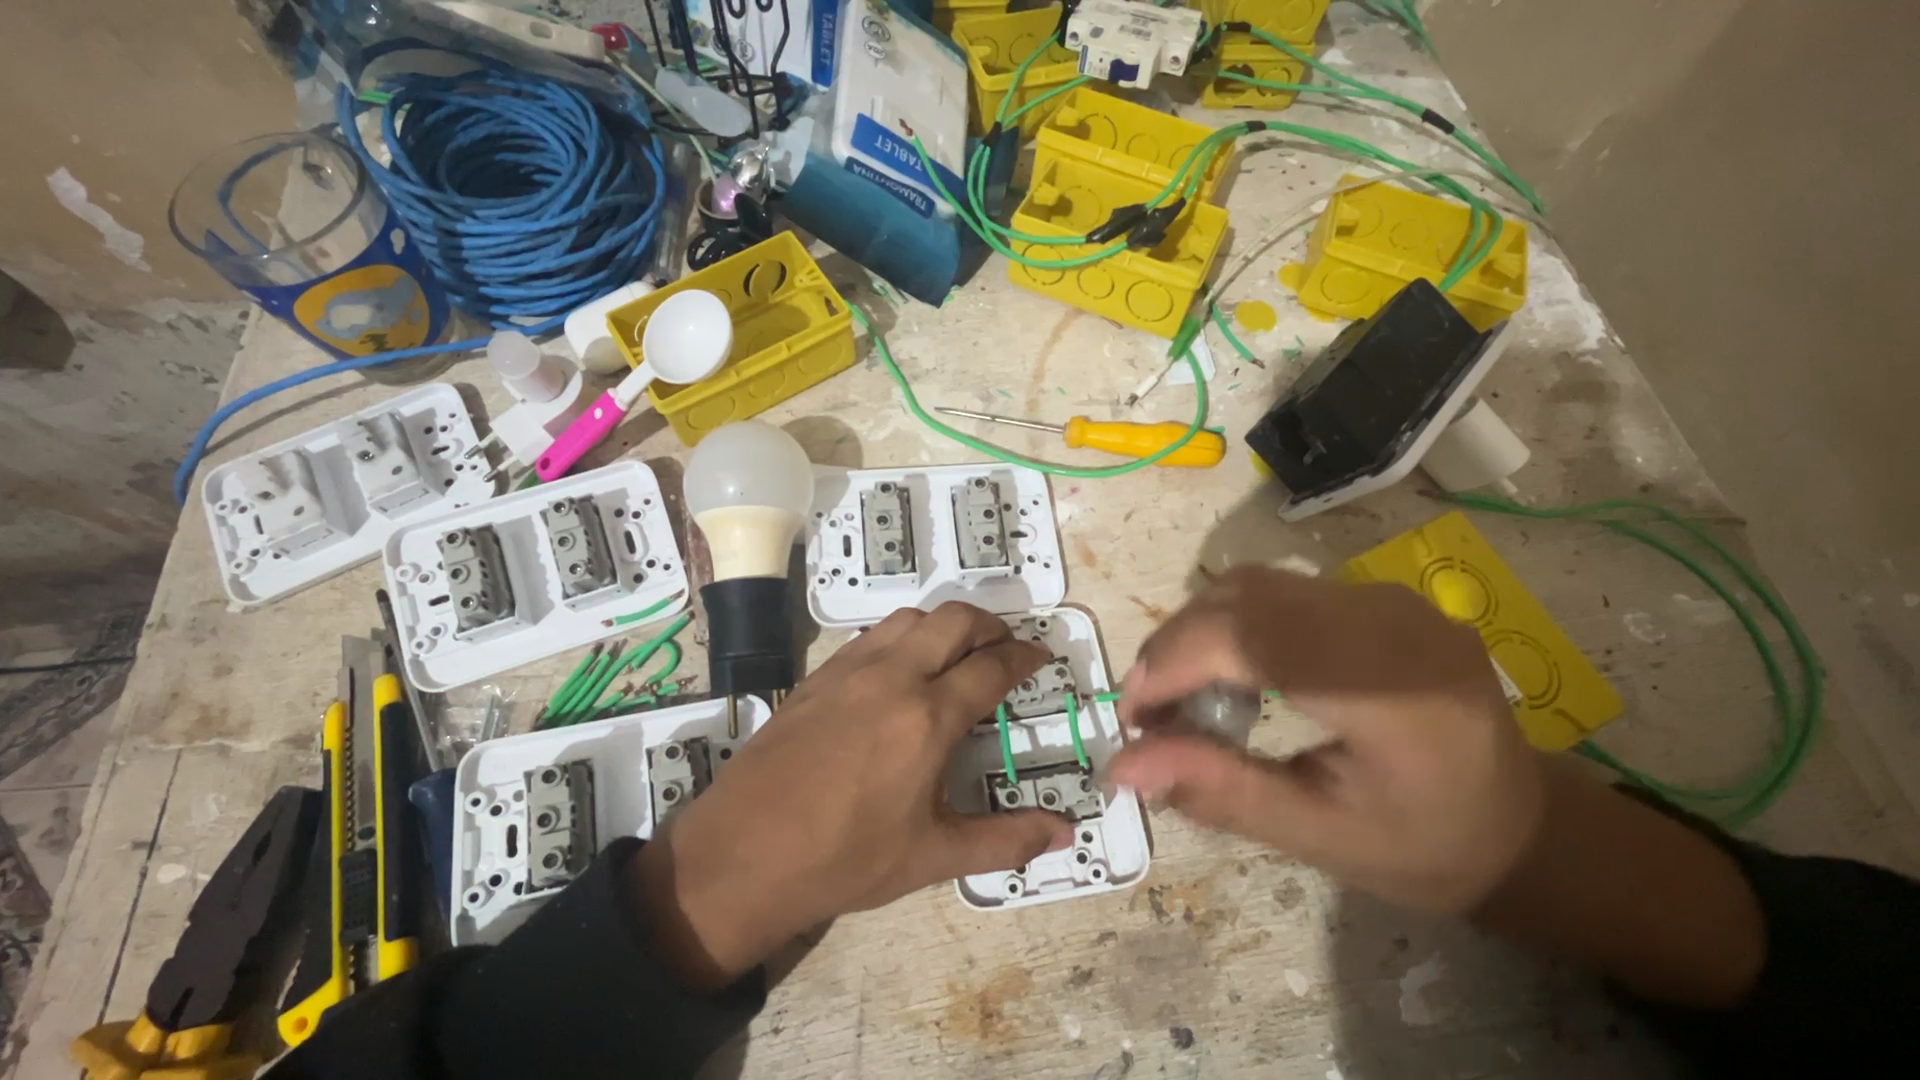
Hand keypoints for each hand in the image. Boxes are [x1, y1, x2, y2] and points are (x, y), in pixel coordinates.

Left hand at [629, 602, 1073, 988]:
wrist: (743, 854)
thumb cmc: (844, 859)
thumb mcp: (932, 857)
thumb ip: (1003, 841)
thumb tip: (1063, 835)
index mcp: (927, 717)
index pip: (991, 667)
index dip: (1023, 658)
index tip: (1040, 657)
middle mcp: (892, 678)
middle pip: (954, 621)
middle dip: (989, 626)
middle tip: (1004, 648)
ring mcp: (848, 671)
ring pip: (908, 618)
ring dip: (943, 625)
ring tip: (956, 653)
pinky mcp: (815, 678)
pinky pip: (870, 636)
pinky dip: (900, 637)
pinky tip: (898, 670)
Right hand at [1108, 567, 1546, 914]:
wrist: (1518, 825)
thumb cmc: (1421, 848)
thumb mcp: (1318, 836)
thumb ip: (1219, 789)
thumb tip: (1122, 765)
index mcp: (1395, 692)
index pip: (1256, 638)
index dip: (1174, 664)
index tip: (1132, 719)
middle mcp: (1396, 622)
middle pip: (1247, 599)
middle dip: (1174, 648)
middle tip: (1148, 714)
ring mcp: (1390, 599)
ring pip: (1255, 584)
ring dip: (1197, 632)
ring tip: (1180, 695)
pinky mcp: (1378, 595)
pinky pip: (1278, 590)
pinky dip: (1229, 624)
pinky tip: (1226, 672)